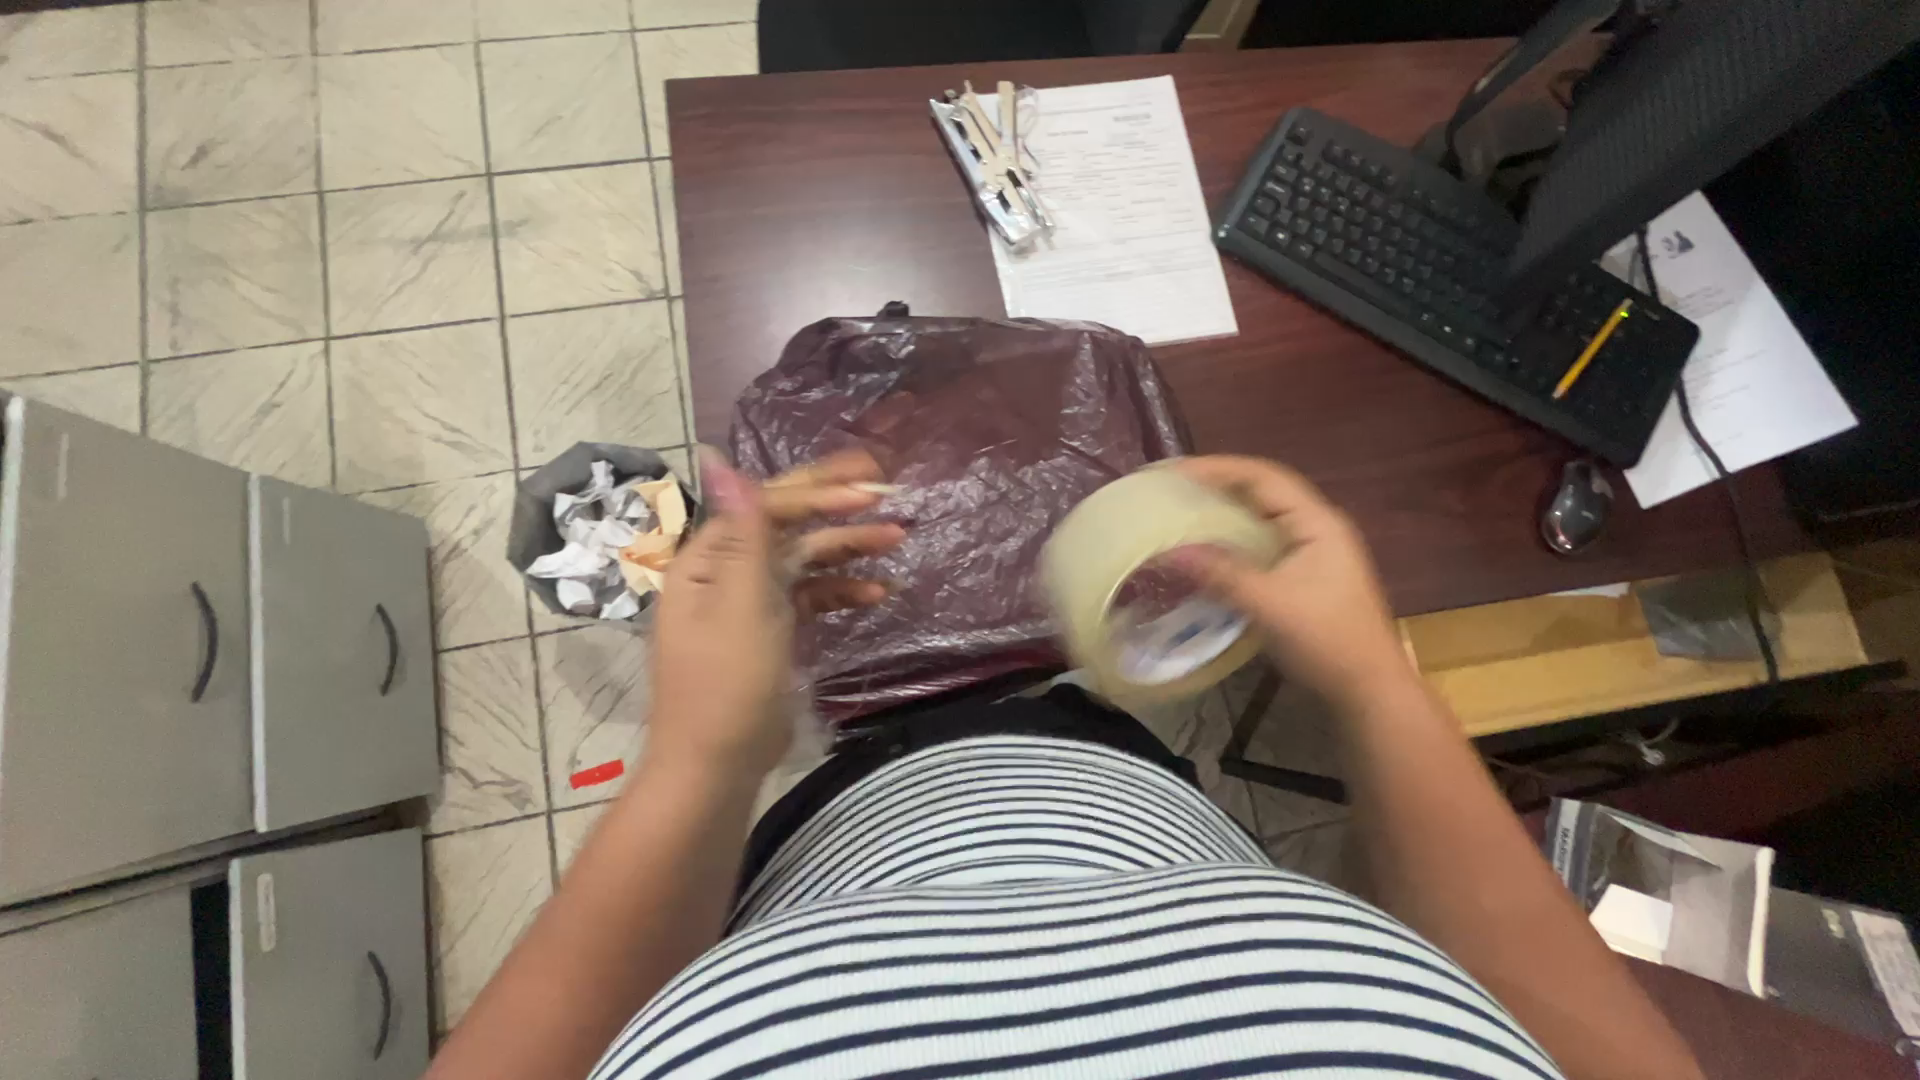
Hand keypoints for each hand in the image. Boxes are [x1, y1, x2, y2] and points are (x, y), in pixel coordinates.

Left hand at [650, 448, 904, 774]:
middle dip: (837, 505)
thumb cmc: (727, 685)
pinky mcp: (771, 630)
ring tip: (899, 537)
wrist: (717, 766)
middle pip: (788, 523)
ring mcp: (750, 601)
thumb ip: (745, 532)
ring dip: (848, 548)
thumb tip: (718, 458)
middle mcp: (727, 570)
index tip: (871, 489)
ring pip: (804, 559)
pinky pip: (810, 597)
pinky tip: (878, 593)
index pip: (768, 506)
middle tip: (887, 486)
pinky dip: (841, 592)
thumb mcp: (742, 605)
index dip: (820, 492)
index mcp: (709, 558)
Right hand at [1171, 456, 1411, 705]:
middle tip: (1170, 487)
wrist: (1368, 689)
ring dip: (1221, 511)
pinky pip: (1258, 543)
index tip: (1173, 471)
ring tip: (1179, 511)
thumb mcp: (1270, 605)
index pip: (1263, 477)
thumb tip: (1168, 552)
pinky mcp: (1301, 575)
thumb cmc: (1327, 641)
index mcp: (1316, 523)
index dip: (1217, 468)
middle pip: (1260, 491)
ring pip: (1259, 517)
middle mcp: (1315, 528)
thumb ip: (1221, 575)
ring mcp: (1310, 551)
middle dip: (1215, 485)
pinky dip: (1229, 539)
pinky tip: (1204, 549)